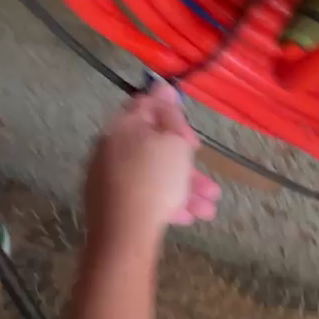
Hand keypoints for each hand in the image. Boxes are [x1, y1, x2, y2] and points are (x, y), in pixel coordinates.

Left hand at [85, 83, 219, 249]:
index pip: (146, 105)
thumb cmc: (156, 179)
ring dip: (185, 187)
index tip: (191, 134)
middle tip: (207, 175)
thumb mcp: (174, 141)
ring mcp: (109, 177)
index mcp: (123, 126)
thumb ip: (170, 115)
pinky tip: (188, 217)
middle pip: (154, 146)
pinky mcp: (111, 203)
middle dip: (186, 162)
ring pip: (154, 175)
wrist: (124, 232)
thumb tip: (162, 86)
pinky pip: (146, 195)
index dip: (172, 113)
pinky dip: (168, 202)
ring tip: (209, 207)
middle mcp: (112, 148)